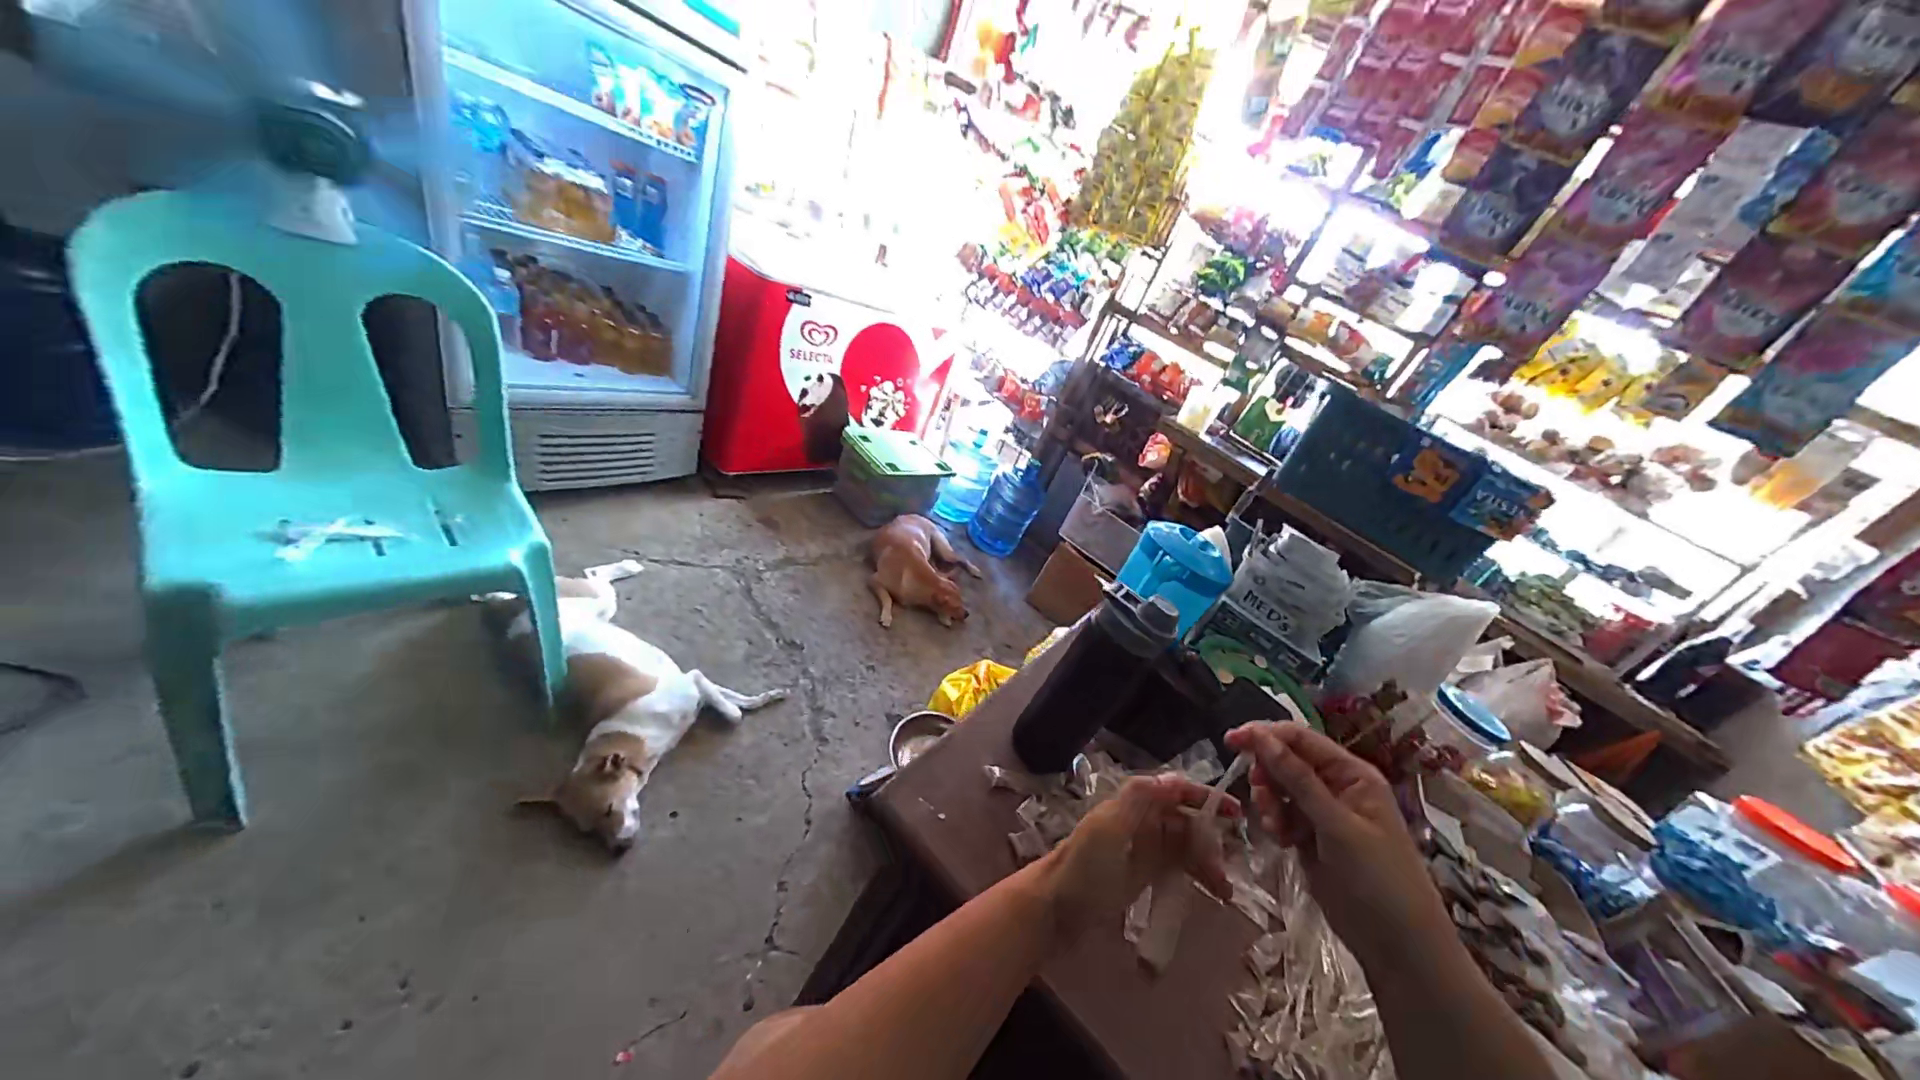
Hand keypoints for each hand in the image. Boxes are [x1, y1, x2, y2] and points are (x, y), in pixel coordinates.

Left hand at [1038, 774, 1238, 940]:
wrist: (1057, 905)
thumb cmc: (1084, 865)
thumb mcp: (1109, 828)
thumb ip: (1139, 799)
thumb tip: (1174, 777)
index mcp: (1133, 803)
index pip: (1175, 790)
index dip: (1204, 796)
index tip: (1235, 812)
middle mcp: (1142, 820)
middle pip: (1186, 819)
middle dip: (1210, 837)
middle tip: (1228, 866)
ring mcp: (1145, 847)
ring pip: (1187, 843)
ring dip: (1208, 860)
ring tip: (1223, 889)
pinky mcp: (1147, 872)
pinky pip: (1180, 865)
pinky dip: (1198, 874)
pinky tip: (1213, 893)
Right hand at [1224, 723, 1450, 965]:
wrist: (1399, 946)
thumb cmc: (1378, 879)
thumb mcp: (1336, 825)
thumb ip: (1297, 778)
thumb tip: (1260, 736)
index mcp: (1352, 774)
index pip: (1300, 738)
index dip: (1264, 735)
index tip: (1230, 741)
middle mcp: (1337, 786)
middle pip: (1285, 761)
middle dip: (1267, 775)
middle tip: (1262, 799)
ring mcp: (1323, 812)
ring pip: (1279, 788)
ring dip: (1269, 802)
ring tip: (1277, 829)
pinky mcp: (1311, 836)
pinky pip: (1281, 814)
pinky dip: (1275, 823)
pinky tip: (1283, 842)